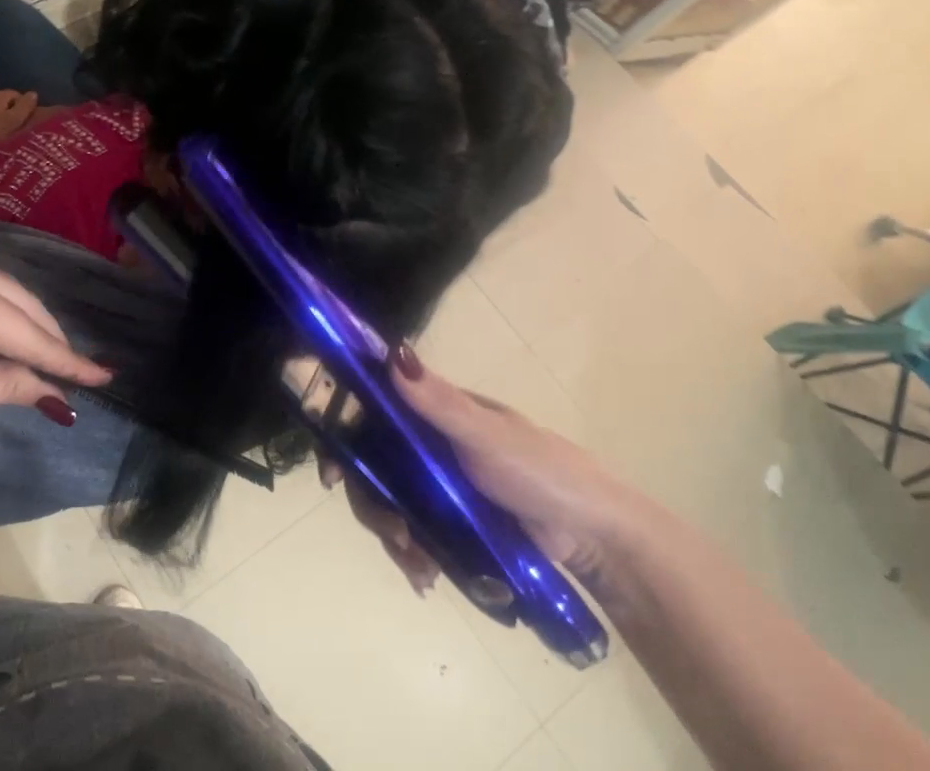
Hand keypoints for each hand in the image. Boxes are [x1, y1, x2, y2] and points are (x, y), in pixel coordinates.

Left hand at [0, 242, 108, 469]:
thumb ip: (5, 384)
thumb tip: (53, 392)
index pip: (30, 332)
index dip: (68, 361)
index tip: (106, 376)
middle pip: (21, 302)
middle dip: (48, 339)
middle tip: (78, 374)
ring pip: (0, 290)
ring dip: (23, 323)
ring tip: (48, 359)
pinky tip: (6, 334)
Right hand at [323, 346, 642, 592]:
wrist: (598, 539)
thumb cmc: (545, 473)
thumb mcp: (491, 436)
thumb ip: (441, 403)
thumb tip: (395, 353)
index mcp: (435, 414)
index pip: (371, 415)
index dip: (342, 438)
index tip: (331, 471)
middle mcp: (428, 447)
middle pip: (372, 469)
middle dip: (372, 503)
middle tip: (391, 532)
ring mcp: (437, 488)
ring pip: (389, 505)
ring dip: (393, 536)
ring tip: (419, 567)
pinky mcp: (450, 525)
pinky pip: (414, 537)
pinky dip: (413, 557)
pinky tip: (424, 577)